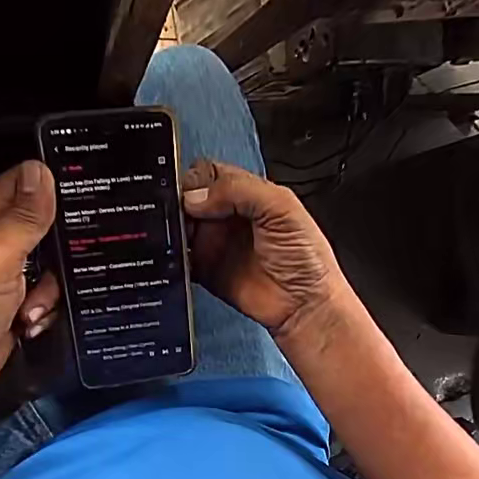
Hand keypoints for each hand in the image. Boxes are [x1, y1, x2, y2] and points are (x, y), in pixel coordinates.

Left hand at [0, 160, 60, 423]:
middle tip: (63, 262)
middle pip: (46, 222)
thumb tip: (42, 170)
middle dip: (60, 247)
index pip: (26, 180)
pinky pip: (51, 289)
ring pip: (54, 261)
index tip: (82, 198)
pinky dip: (46, 306)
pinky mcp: (18, 295)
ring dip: (51, 286)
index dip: (53, 186)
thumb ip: (24, 216)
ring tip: (32, 305)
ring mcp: (8, 267)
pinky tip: (30, 319)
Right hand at [181, 160, 347, 340]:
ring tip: (180, 236)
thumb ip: (240, 191)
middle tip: (183, 216)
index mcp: (247, 194)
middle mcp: (228, 215)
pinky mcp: (205, 269)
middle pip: (188, 198)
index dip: (196, 180)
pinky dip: (171, 256)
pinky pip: (179, 258)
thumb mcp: (282, 209)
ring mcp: (215, 242)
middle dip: (178, 203)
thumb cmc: (306, 257)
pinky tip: (177, 255)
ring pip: (179, 226)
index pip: (209, 174)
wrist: (305, 304)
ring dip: (172, 228)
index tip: (191, 194)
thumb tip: (196, 196)